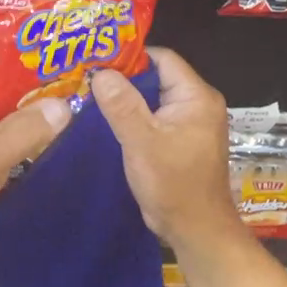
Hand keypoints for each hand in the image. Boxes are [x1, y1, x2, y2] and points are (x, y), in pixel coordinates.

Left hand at [0, 42, 70, 240]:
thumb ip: (31, 126)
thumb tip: (65, 106)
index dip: (21, 40)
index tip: (56, 40)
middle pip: (3, 75)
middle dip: (36, 73)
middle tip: (76, 68)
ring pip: (7, 103)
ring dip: (34, 102)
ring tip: (73, 94)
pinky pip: (5, 126)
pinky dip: (26, 125)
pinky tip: (54, 128)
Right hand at [91, 48, 242, 244]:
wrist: (195, 229)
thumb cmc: (173, 184)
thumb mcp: (142, 141)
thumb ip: (122, 105)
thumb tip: (101, 72)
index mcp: (197, 96)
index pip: (162, 59)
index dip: (130, 57)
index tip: (96, 60)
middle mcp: (199, 104)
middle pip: (158, 77)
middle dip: (124, 78)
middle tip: (87, 78)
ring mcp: (191, 123)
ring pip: (154, 99)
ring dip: (127, 99)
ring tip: (91, 97)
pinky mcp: (182, 141)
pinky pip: (156, 118)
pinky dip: (135, 117)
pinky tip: (108, 121)